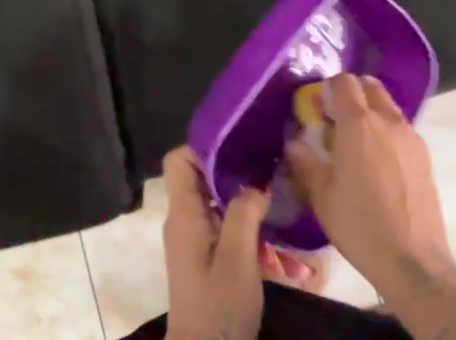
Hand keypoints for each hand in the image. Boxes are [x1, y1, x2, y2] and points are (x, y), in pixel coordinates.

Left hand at [162, 147, 267, 339]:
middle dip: (234, 171)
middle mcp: (183, 221)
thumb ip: (244, 213)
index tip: (240, 147)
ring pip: (216, 202)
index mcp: (183, 214)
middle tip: (268, 167)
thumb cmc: (218, 307)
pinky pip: (222, 226)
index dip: (206, 147)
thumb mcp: (238, 259)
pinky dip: (245, 225)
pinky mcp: (205, 258)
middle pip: (201, 177)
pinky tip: (274, 235)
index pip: (179, 159)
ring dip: (244, 201)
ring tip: (277, 197)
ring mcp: (193, 240)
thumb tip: (256, 182)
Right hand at [286, 74, 454, 293]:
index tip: (317, 110)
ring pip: (388, 107)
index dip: (327, 88)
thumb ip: (305, 161)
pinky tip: (378, 165)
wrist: (413, 261)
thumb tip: (295, 143)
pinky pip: (401, 129)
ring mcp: (411, 137)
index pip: (344, 81)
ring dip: (370, 113)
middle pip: (369, 86)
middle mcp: (389, 121)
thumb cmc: (360, 225)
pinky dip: (386, 132)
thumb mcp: (322, 195)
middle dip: (351, 94)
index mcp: (360, 124)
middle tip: (336, 121)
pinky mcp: (425, 156)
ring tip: (356, 146)